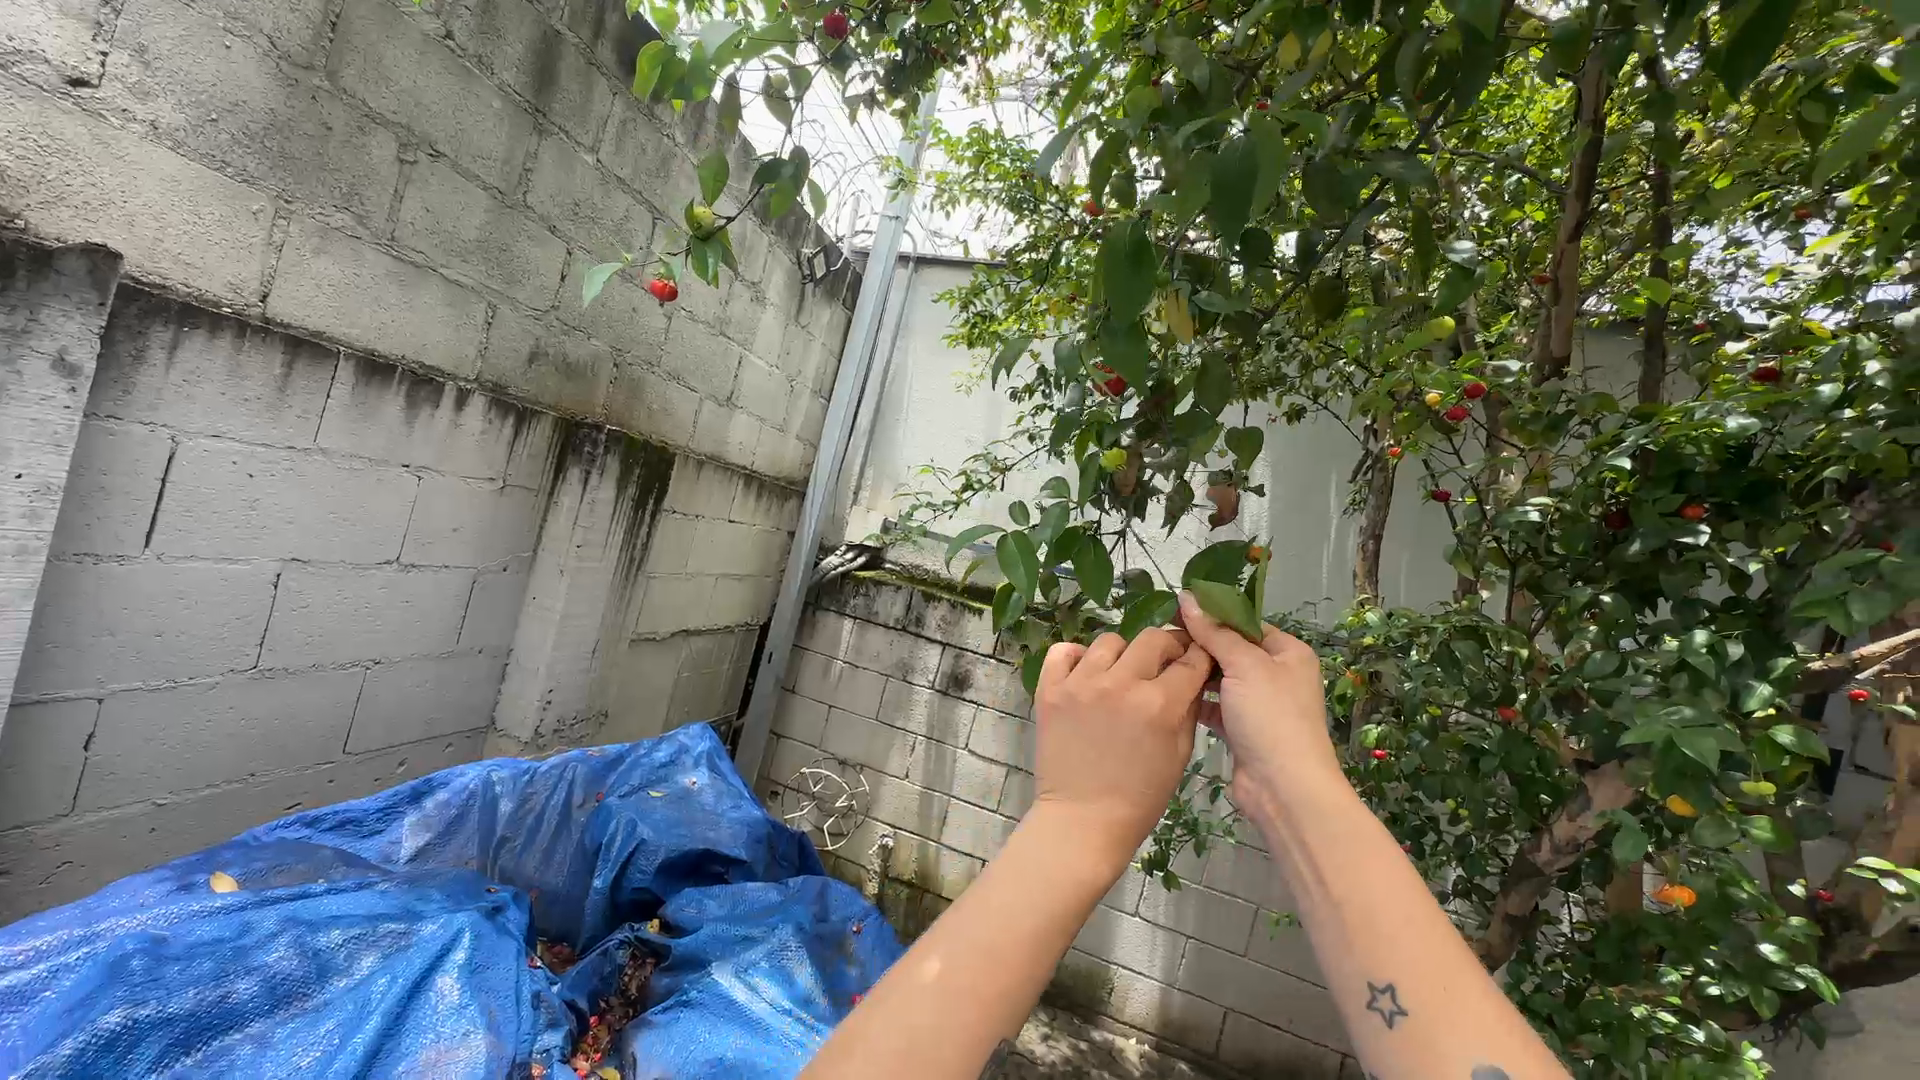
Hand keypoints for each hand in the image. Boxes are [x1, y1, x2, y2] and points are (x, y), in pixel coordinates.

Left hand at [1030, 628, 1212, 863]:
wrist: (1083, 819)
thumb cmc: (1140, 796)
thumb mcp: (1180, 754)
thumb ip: (1188, 708)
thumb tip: (1192, 676)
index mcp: (1159, 704)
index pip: (1190, 660)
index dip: (1198, 657)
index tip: (1196, 660)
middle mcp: (1120, 685)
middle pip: (1152, 639)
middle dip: (1167, 647)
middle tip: (1164, 664)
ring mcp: (1081, 684)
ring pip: (1110, 641)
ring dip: (1123, 654)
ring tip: (1121, 676)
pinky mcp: (1050, 690)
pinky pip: (1063, 652)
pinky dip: (1076, 657)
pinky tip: (1085, 675)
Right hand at [1176, 591, 1345, 820]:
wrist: (1283, 787)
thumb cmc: (1271, 716)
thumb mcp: (1243, 664)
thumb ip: (1213, 631)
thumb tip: (1186, 596)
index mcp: (1288, 653)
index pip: (1245, 623)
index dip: (1213, 616)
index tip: (1175, 612)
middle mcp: (1276, 675)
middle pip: (1231, 650)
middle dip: (1200, 645)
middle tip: (1161, 639)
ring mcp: (1259, 704)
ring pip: (1221, 679)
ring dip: (1195, 674)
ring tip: (1159, 663)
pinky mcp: (1242, 729)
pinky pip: (1215, 706)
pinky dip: (1197, 701)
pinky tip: (1170, 694)